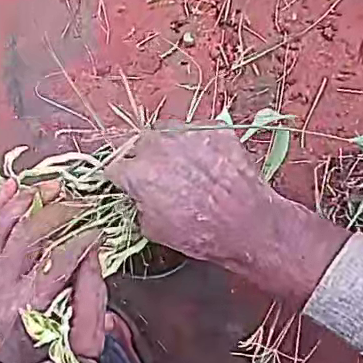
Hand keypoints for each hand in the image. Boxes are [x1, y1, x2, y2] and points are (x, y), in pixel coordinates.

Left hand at [0, 179, 107, 362]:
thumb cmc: (54, 356)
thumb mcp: (84, 339)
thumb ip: (90, 295)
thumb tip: (92, 251)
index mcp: (27, 309)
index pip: (54, 264)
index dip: (79, 240)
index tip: (100, 227)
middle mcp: (1, 289)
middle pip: (26, 238)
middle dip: (57, 212)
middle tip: (82, 200)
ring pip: (0, 227)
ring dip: (26, 201)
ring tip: (53, 186)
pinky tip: (13, 184)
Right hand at [106, 128, 347, 301]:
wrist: (249, 225)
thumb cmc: (200, 234)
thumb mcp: (153, 230)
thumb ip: (138, 204)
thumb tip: (138, 196)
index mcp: (138, 172)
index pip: (113, 166)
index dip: (119, 177)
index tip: (125, 183)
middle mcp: (159, 145)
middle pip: (138, 144)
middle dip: (143, 158)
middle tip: (158, 176)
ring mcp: (188, 133)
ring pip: (166, 131)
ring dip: (168, 146)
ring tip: (184, 167)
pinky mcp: (215, 128)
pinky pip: (197, 131)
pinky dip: (198, 143)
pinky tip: (208, 163)